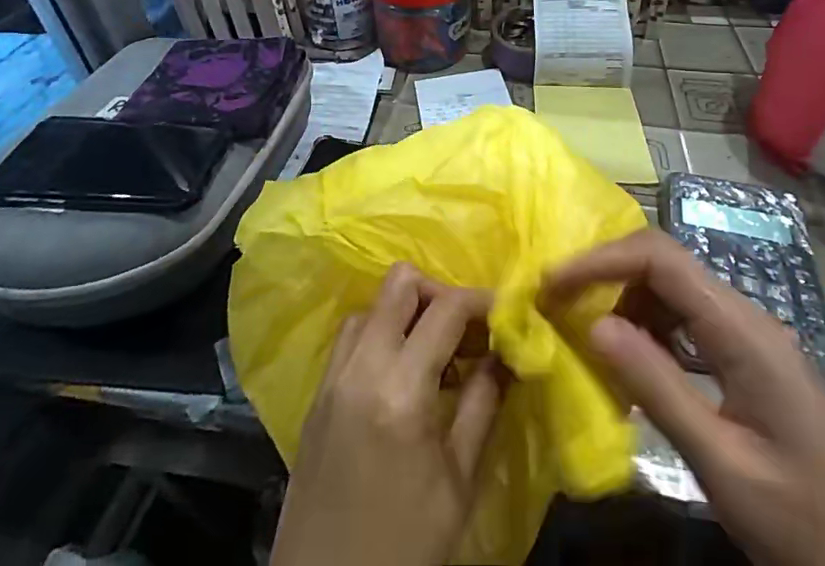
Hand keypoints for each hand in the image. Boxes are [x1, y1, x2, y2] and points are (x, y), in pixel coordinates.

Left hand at [271, 263, 505, 565]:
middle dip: (440, 293)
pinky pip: (351, 337)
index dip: (481, 301)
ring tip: (437, 354)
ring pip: (370, 306)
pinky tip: (403, 372)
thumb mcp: (458, 480)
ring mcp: (331, 378)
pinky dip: (381, 333)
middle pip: (398, 284)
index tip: (505, 317)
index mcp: (399, 390)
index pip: (445, 308)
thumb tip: (508, 353)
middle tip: (467, 332)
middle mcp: (359, 368)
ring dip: (407, 312)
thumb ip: (483, 404)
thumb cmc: (405, 542)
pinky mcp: (316, 395)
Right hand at [544, 230, 824, 565]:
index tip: (551, 283)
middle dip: (605, 274)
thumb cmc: (806, 520)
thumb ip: (658, 389)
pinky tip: (629, 361)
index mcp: (744, 333)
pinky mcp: (747, 360)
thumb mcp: (723, 463)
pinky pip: (686, 322)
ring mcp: (749, 337)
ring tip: (584, 334)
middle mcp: (747, 319)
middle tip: (556, 306)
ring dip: (624, 302)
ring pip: (673, 290)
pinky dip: (648, 329)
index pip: (662, 259)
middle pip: (665, 265)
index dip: (600, 260)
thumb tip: (594, 325)